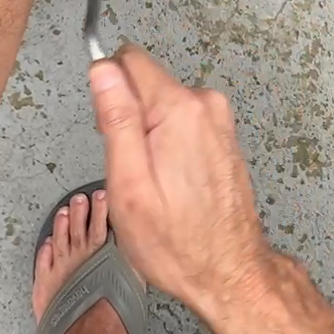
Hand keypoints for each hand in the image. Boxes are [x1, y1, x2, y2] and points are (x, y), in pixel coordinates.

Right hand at [87, 45, 276, 321]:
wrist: (231, 274)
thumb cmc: (176, 241)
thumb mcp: (129, 184)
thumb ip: (116, 118)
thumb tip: (102, 69)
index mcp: (179, 108)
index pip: (128, 60)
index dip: (108, 92)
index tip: (111, 133)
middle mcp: (204, 102)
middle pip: (144, 82)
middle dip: (127, 116)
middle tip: (132, 169)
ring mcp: (217, 118)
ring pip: (160, 103)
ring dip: (148, 133)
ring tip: (154, 181)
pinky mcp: (222, 133)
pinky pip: (179, 120)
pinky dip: (167, 143)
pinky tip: (173, 181)